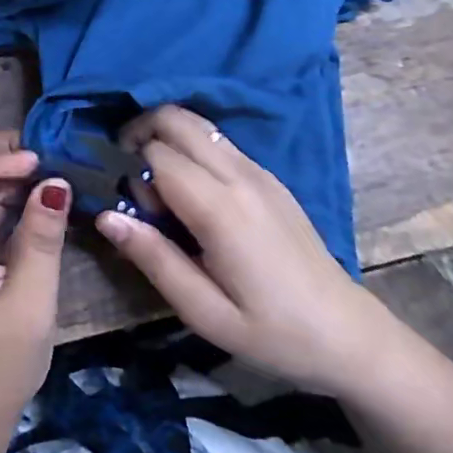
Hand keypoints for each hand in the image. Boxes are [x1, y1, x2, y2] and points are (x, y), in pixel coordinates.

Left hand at [0, 131, 71, 426]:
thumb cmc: (0, 361)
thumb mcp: (27, 302)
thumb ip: (40, 241)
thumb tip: (58, 182)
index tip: (37, 163)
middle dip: (9, 155)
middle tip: (54, 151)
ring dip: (23, 170)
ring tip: (61, 163)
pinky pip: (8, 205)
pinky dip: (31, 191)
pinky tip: (58, 189)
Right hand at [95, 105, 389, 395]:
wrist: (347, 334)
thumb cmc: (272, 332)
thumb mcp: (205, 312)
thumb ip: (153, 258)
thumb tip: (104, 216)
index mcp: (220, 207)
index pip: (156, 153)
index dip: (130, 172)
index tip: (133, 209)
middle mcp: (238, 173)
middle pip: (174, 118)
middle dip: (139, 133)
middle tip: (130, 179)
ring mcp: (257, 169)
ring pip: (195, 122)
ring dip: (164, 137)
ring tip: (158, 185)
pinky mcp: (267, 175)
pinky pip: (216, 140)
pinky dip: (189, 146)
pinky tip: (191, 192)